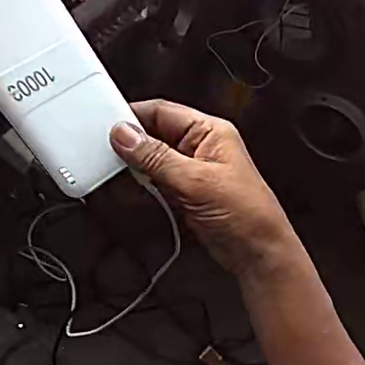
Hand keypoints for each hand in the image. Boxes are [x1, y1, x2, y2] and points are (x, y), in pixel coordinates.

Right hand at [109, 100, 302, 280]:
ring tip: (117, 175)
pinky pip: (157, 182)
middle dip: (131, 145)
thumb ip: (157, 158)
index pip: (163, 112)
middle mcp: (202, 148)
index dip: (133, 116)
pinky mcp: (187, 194)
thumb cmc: (248, 214)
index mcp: (211, 132)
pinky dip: (142, 186)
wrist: (258, 253)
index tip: (105, 126)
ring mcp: (194, 172)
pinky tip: (131, 191)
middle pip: (154, 135)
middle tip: (107, 154)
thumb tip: (126, 136)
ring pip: (153, 161)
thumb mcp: (196, 181)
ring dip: (135, 169)